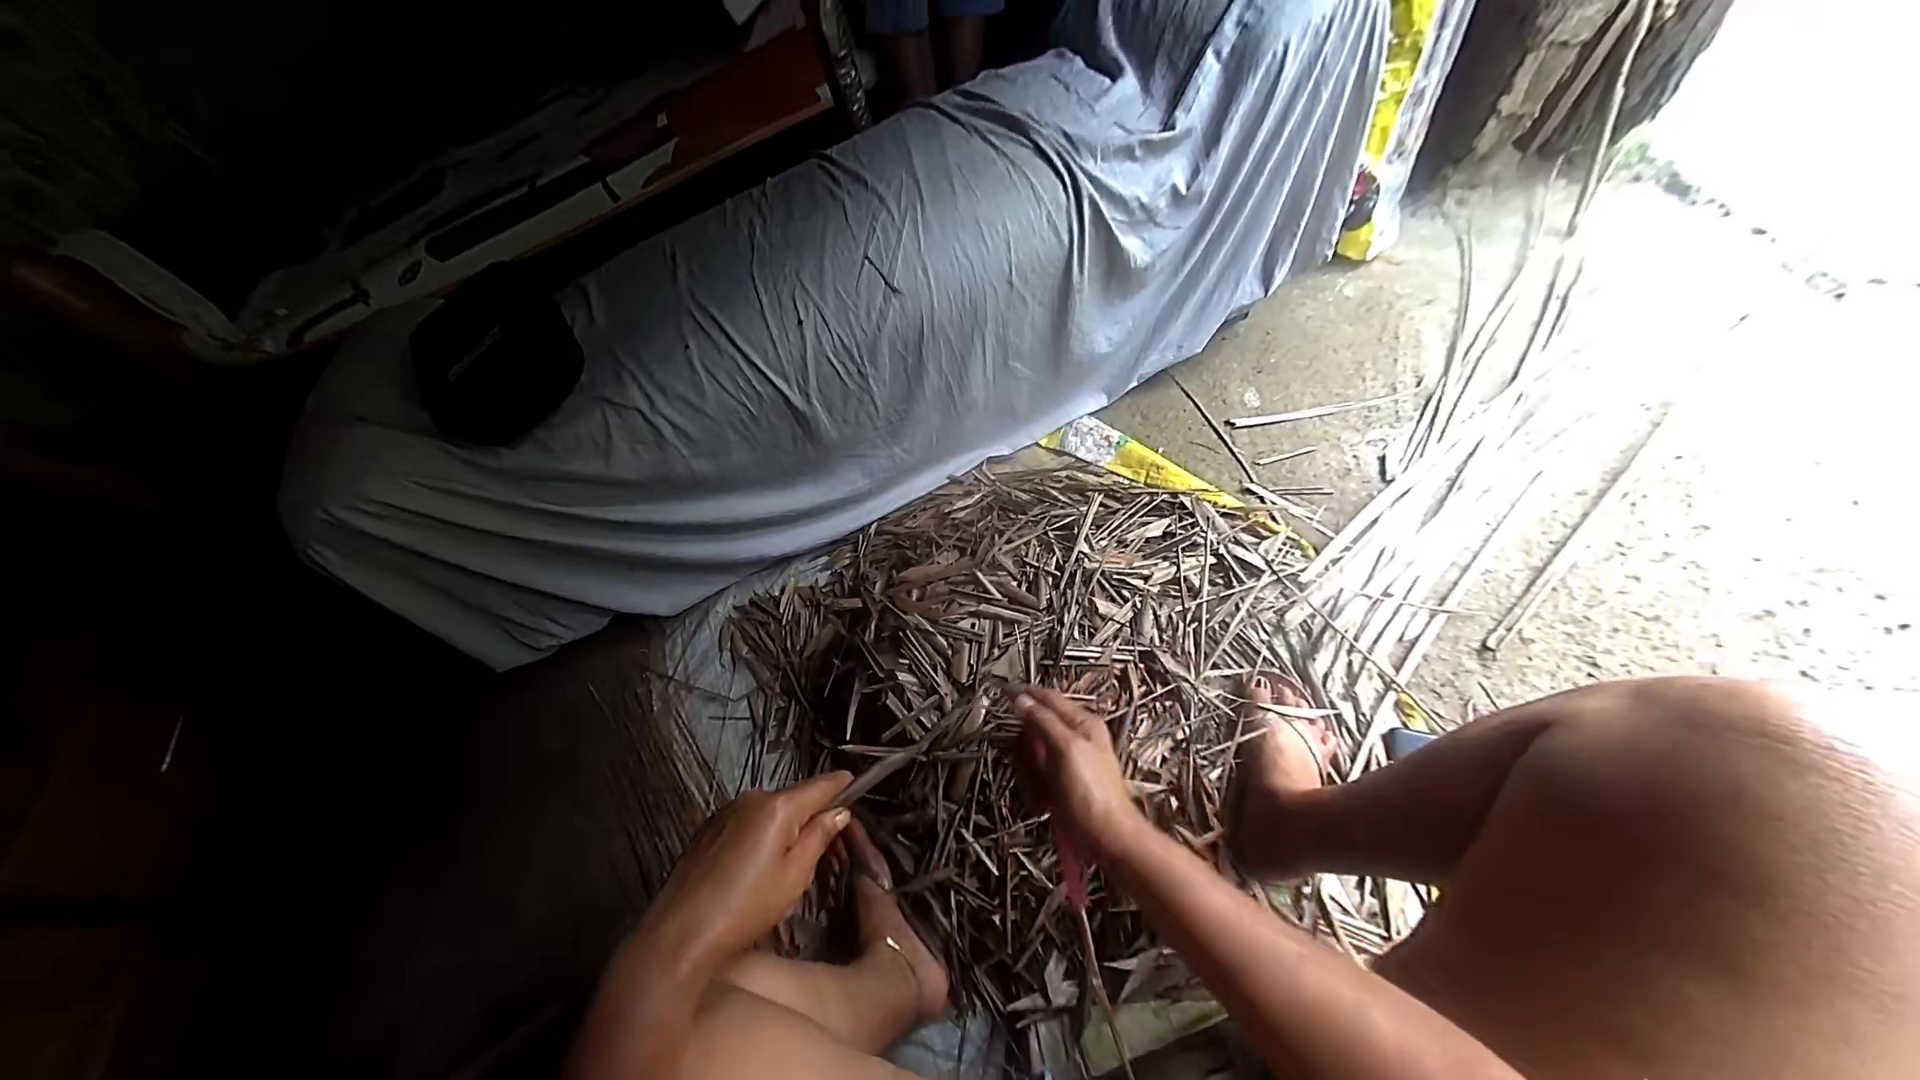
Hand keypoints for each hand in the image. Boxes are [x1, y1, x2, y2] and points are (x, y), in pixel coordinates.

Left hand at [640, 771, 854, 970]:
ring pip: (769, 810)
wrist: (679, 935)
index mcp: (778, 806)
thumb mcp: (795, 876)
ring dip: (783, 824)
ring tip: (786, 860)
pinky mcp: (709, 827)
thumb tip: (838, 811)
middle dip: (810, 812)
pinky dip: (760, 832)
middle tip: (823, 842)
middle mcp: (752, 798)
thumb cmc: (746, 908)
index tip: (855, 781)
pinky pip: (747, 820)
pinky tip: (755, 864)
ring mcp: (727, 810)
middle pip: (794, 797)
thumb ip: (819, 837)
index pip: (820, 785)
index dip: (840, 784)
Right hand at [1014, 688, 1146, 860]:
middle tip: (1029, 763)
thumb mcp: (1066, 748)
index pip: (1048, 698)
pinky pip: (1036, 776)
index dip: (1025, 695)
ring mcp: (1068, 762)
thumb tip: (1022, 700)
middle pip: (1035, 729)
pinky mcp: (1061, 783)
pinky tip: (1043, 799)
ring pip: (1032, 754)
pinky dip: (1034, 787)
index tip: (1002, 693)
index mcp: (1083, 723)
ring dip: (1030, 772)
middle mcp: (1076, 739)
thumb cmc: (1095, 796)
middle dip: (1027, 747)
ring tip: (1041, 788)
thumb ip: (1043, 721)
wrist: (1107, 839)